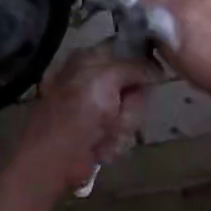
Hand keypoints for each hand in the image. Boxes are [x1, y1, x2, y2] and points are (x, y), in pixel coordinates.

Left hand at [14, 47, 155, 190]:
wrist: (54, 159)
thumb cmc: (77, 112)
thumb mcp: (106, 78)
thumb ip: (135, 67)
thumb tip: (157, 69)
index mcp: (88, 59)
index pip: (126, 51)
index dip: (142, 63)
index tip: (156, 74)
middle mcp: (93, 80)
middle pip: (135, 86)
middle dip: (131, 105)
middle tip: (117, 113)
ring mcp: (97, 108)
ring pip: (132, 112)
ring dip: (122, 126)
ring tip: (104, 134)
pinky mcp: (99, 133)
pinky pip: (123, 133)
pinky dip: (114, 142)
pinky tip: (100, 147)